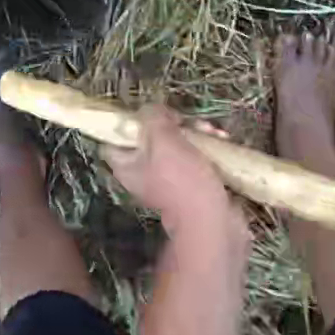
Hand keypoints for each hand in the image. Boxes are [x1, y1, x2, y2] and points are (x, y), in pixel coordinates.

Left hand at [103, 105, 248, 245]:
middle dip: (173, 123)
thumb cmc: (181, 181)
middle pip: (150, 134)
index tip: (150, 112)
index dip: (130, 119)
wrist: (214, 224)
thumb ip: (152, 116)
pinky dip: (204, 147)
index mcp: (126, 163)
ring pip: (176, 143)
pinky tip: (219, 140)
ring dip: (194, 133)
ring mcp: (167, 179)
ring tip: (211, 132)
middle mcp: (142, 172)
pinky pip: (193, 157)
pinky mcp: (190, 184)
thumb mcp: (162, 138)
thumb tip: (153, 110)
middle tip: (188, 121)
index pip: (114, 135)